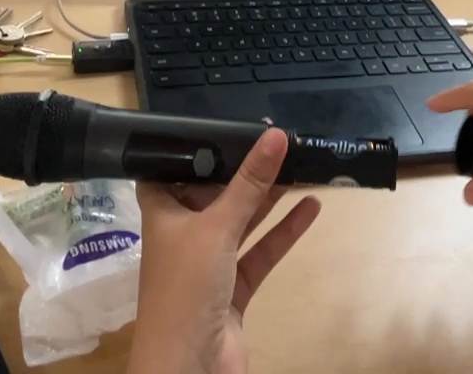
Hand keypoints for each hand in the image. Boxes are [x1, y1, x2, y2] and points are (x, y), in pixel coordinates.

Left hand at [126, 128, 322, 373]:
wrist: (189, 371)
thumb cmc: (186, 286)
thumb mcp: (217, 226)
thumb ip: (250, 183)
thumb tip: (276, 134)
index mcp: (162, 211)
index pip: (175, 167)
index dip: (198, 146)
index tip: (229, 122)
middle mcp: (183, 231)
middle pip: (215, 191)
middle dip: (245, 169)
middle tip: (278, 138)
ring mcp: (209, 262)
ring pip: (242, 219)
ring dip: (269, 197)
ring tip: (299, 163)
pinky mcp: (233, 289)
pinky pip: (260, 251)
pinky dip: (283, 232)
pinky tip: (310, 207)